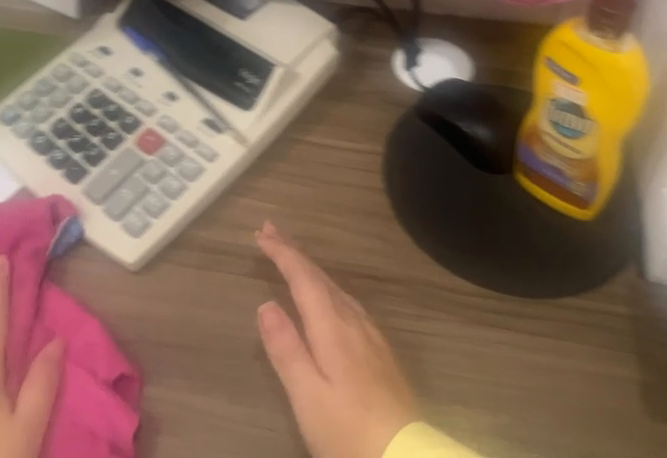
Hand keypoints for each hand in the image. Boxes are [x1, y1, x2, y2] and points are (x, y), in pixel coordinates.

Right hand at [256, 221, 419, 457]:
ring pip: (336, 288)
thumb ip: (287, 349)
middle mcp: (354, 321)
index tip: (262, 232)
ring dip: (311, 269)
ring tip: (292, 257)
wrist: (404, 455)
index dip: (283, 253)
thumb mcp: (308, 395)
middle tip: (270, 231)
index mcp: (333, 327)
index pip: (304, 278)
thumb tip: (265, 303)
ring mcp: (371, 335)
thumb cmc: (348, 429)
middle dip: (294, 252)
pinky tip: (328, 297)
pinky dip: (327, 288)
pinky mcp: (380, 351)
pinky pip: (348, 302)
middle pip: (320, 277)